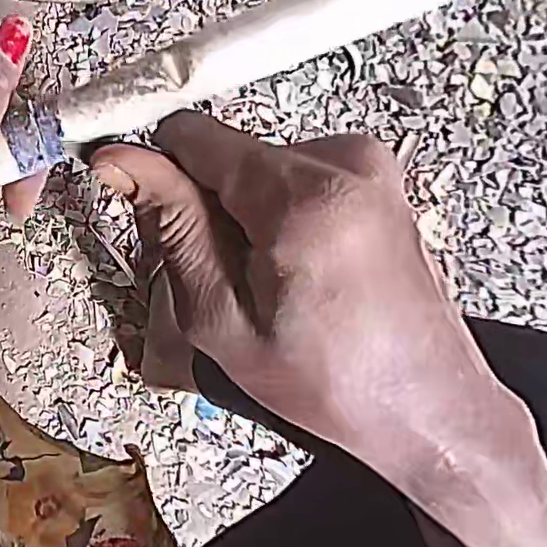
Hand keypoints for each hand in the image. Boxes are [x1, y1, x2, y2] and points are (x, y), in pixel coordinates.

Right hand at [91, 112, 537, 499]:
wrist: (428, 410)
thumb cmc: (325, 381)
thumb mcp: (219, 314)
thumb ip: (169, 223)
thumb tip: (119, 160)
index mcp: (303, 196)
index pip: (190, 137)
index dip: (151, 168)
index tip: (138, 207)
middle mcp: (344, 161)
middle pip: (220, 154)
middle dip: (197, 203)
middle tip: (214, 271)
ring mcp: (366, 164)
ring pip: (247, 166)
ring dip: (231, 213)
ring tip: (257, 276)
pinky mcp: (372, 177)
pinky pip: (282, 174)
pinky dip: (264, 212)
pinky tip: (286, 265)